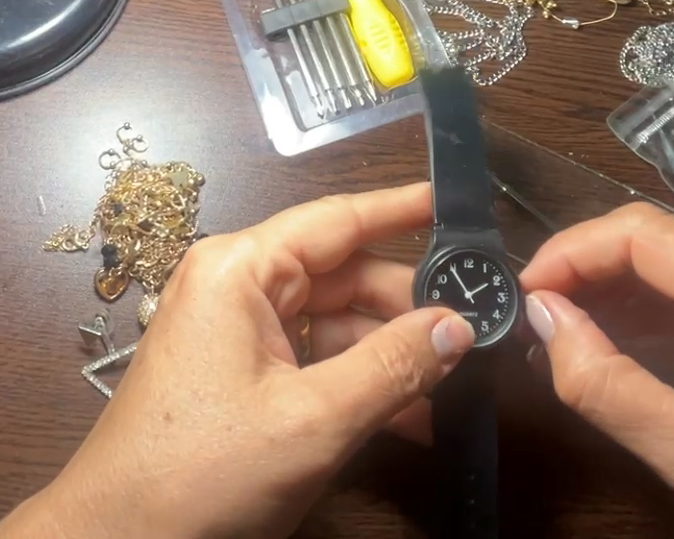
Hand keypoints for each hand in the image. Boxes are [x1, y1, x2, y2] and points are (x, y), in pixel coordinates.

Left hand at [0, 183, 474, 538]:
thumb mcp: (311, 421)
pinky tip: (408, 417)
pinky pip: (310, 356)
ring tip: (452, 383)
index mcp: (241, 268)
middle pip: (340, 274)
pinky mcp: (239, 365)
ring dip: (387, 354)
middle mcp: (237, 282)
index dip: (399, 209)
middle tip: (473, 326)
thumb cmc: (200, 472)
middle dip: (405, 304)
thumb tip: (456, 326)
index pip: (336, 220)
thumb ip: (391, 368)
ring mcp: (236, 324)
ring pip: (331, 320)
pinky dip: (355, 380)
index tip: (452, 201)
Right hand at [519, 204, 673, 538]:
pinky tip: (608, 330)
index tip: (528, 290)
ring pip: (671, 255)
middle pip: (658, 237)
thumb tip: (537, 314)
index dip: (575, 249)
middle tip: (538, 309)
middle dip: (587, 266)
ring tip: (562, 321)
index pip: (649, 234)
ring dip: (609, 282)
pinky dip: (642, 301)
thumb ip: (602, 383)